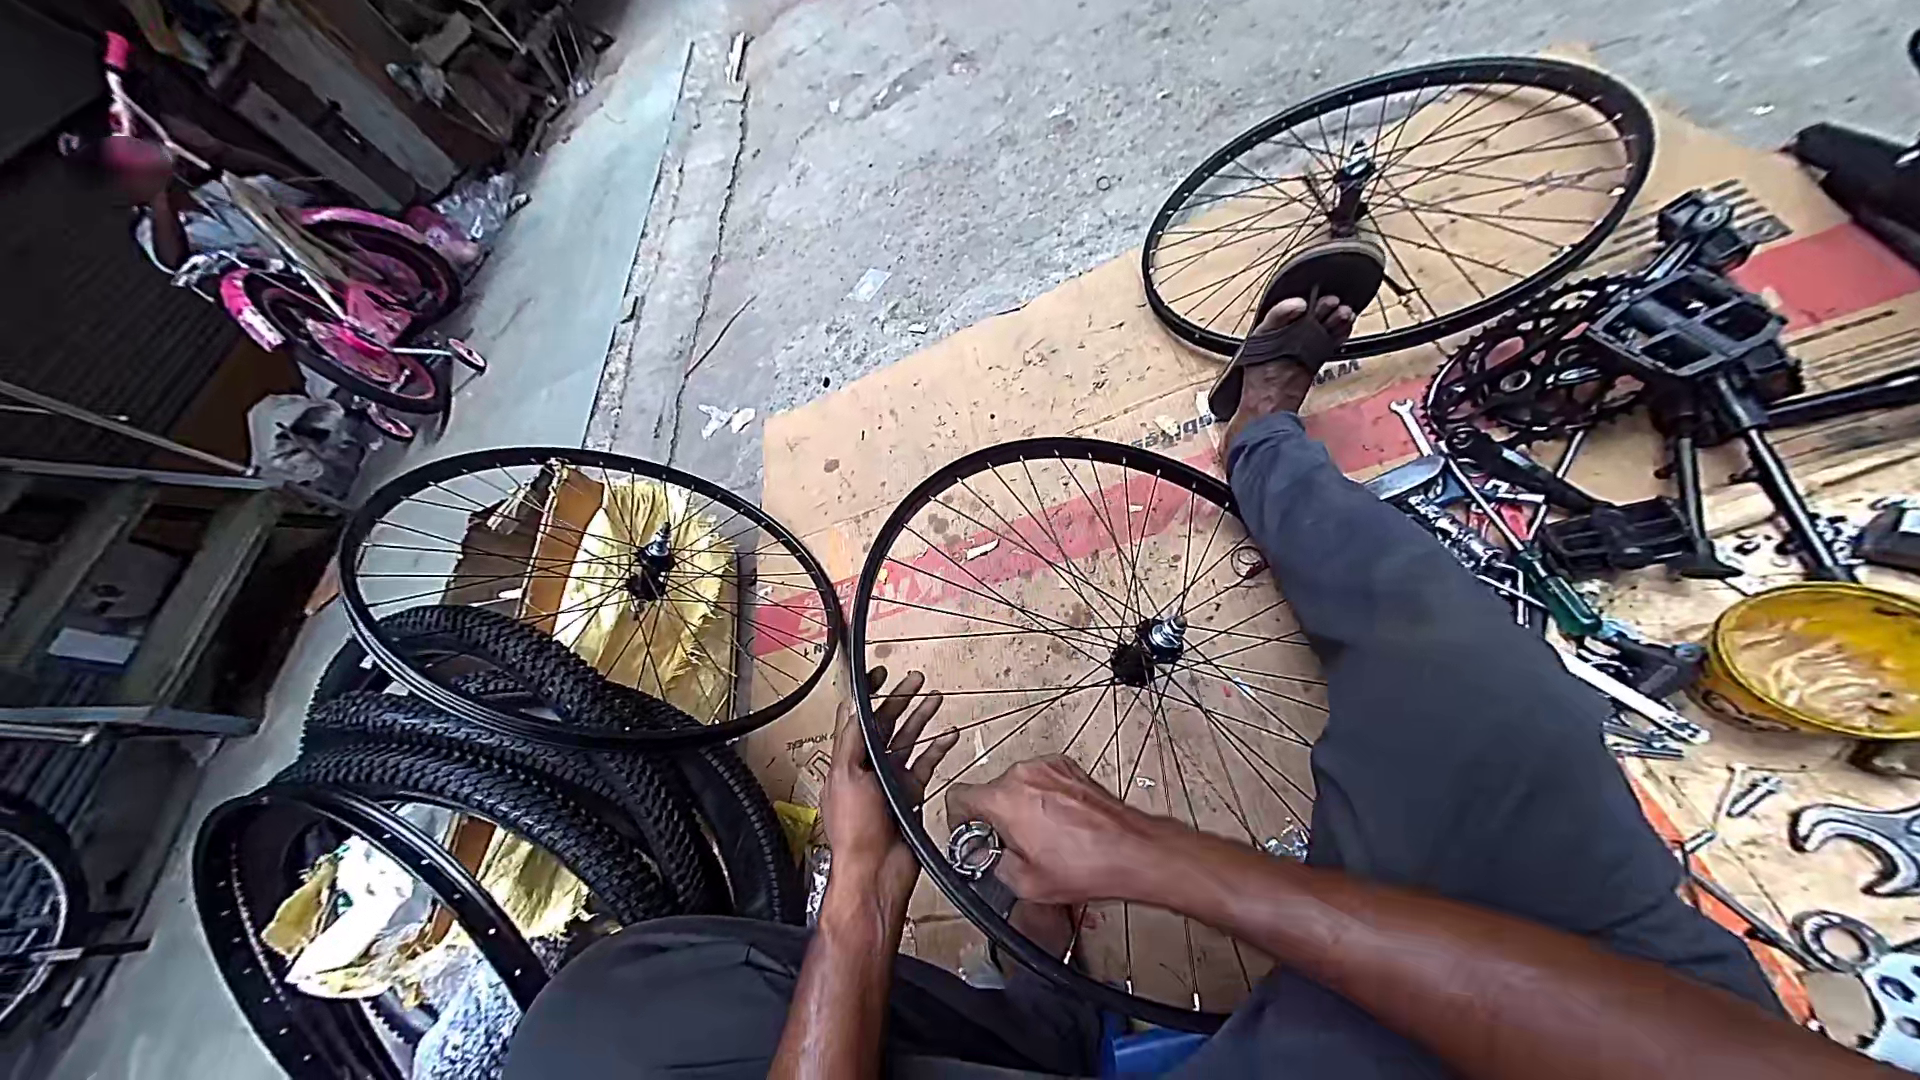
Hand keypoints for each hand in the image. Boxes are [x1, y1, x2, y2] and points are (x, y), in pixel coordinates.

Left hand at [822, 668, 957, 911]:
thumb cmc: (855, 828)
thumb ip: (852, 740)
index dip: (866, 693)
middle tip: (916, 679)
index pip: (856, 717)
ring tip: (936, 697)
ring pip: (908, 739)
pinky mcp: (911, 792)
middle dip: (900, 698)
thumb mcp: (846, 776)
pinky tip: (949, 734)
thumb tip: (854, 707)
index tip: (879, 673)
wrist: (875, 872)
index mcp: (848, 759)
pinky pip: (926, 763)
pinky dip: (937, 747)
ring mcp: (891, 778)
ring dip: (921, 717)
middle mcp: (869, 765)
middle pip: (886, 723)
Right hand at [945, 756, 1174, 905]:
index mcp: (1004, 799)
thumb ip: (991, 863)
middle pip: (990, 792)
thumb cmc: (1086, 865)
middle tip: (1011, 845)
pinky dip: (1043, 796)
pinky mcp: (1066, 766)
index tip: (969, 833)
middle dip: (995, 817)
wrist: (1130, 849)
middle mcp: (1022, 774)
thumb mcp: (1025, 883)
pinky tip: (1059, 823)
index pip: (959, 796)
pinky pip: (1041, 778)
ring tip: (1043, 836)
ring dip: (1020, 806)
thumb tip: (982, 852)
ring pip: (1017, 785)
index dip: (958, 819)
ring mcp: (1047, 766)